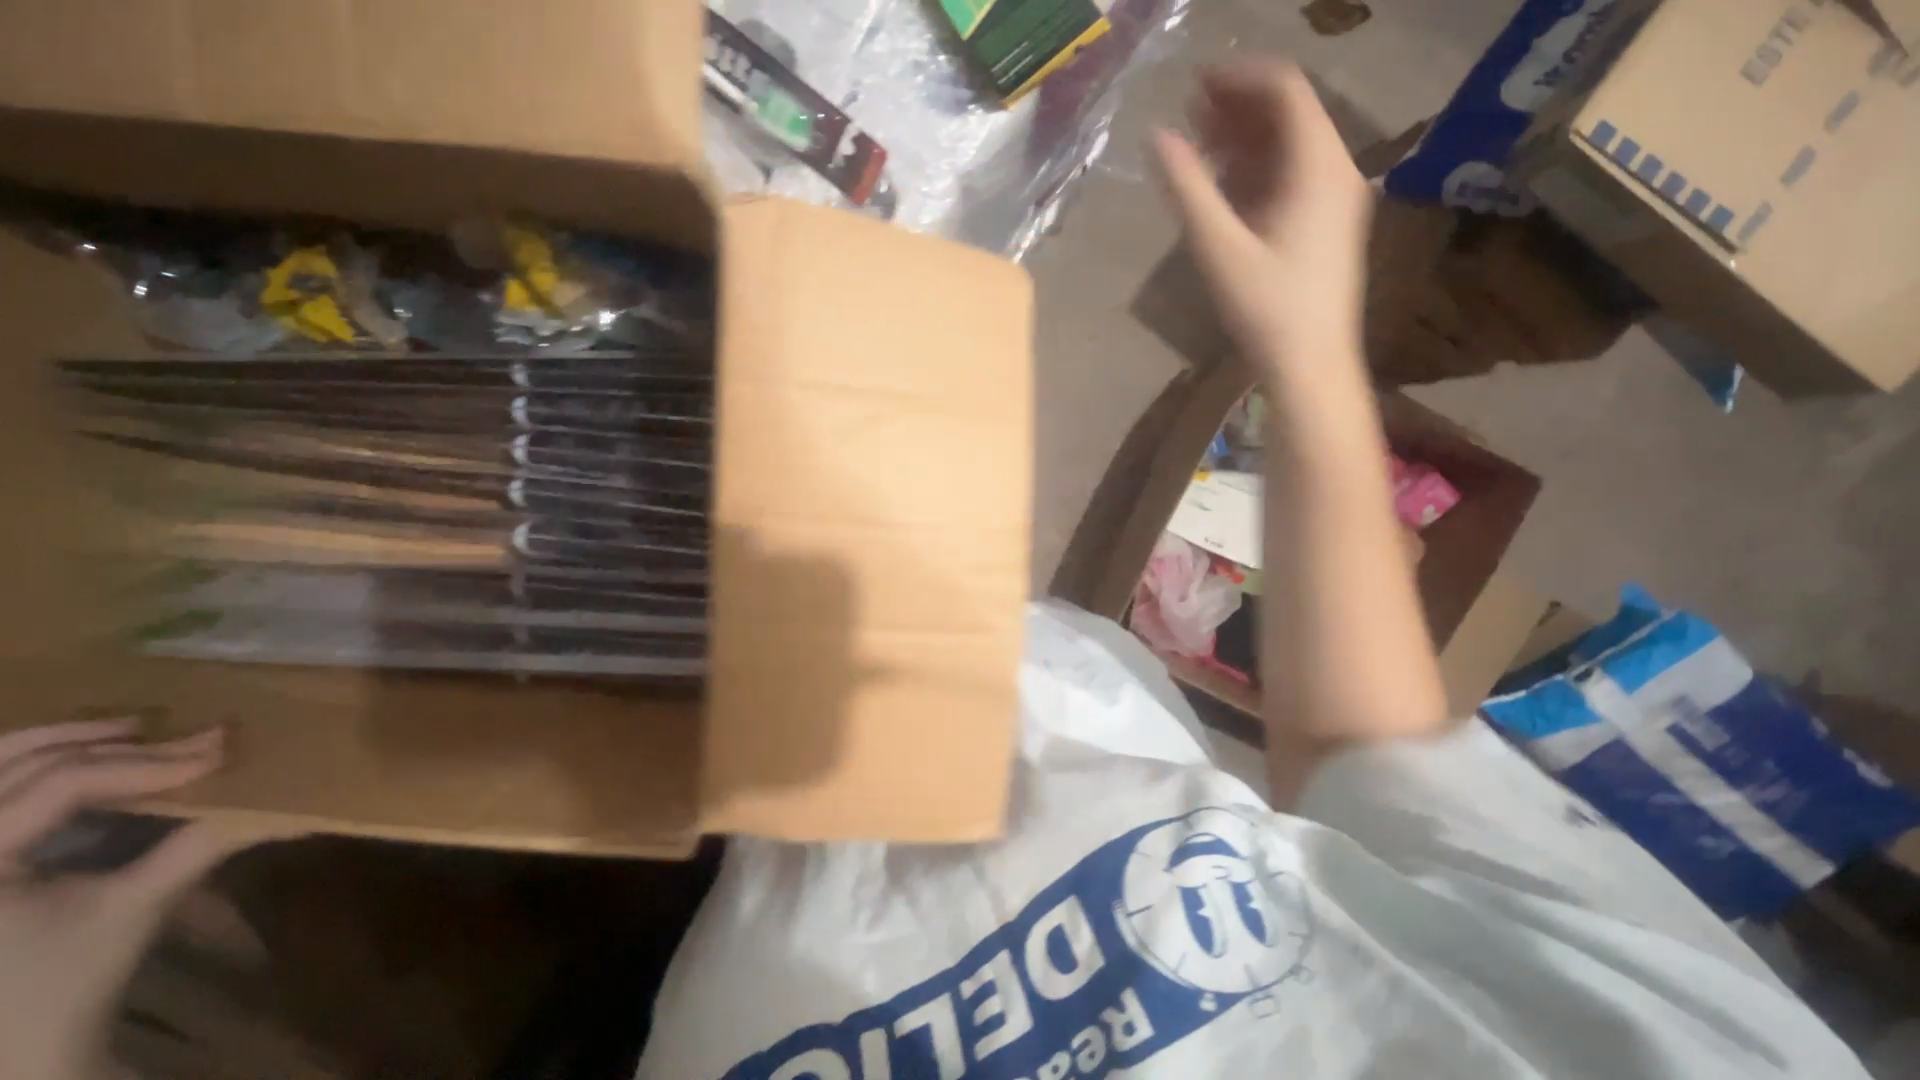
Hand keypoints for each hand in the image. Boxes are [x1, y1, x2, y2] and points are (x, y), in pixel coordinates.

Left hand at [0, 720, 294, 1079]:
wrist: (15, 1049)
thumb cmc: (66, 983)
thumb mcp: (133, 909)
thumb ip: (194, 847)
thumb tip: (271, 803)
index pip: (64, 782)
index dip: (146, 763)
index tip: (218, 754)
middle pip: (28, 761)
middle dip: (120, 745)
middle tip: (197, 738)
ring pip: (1, 764)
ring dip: (72, 740)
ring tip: (140, 730)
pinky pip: (0, 788)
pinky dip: (44, 764)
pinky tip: (94, 758)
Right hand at [1154, 61, 1372, 374]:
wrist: (1312, 366)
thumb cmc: (1267, 310)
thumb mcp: (1219, 247)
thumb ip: (1187, 188)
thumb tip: (1156, 136)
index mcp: (1318, 168)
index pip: (1285, 92)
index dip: (1239, 79)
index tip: (1193, 84)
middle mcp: (1336, 172)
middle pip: (1289, 114)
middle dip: (1238, 107)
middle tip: (1189, 111)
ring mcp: (1335, 199)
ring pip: (1290, 145)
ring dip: (1245, 137)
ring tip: (1198, 144)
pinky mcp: (1327, 224)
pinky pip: (1293, 175)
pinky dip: (1257, 168)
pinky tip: (1223, 183)